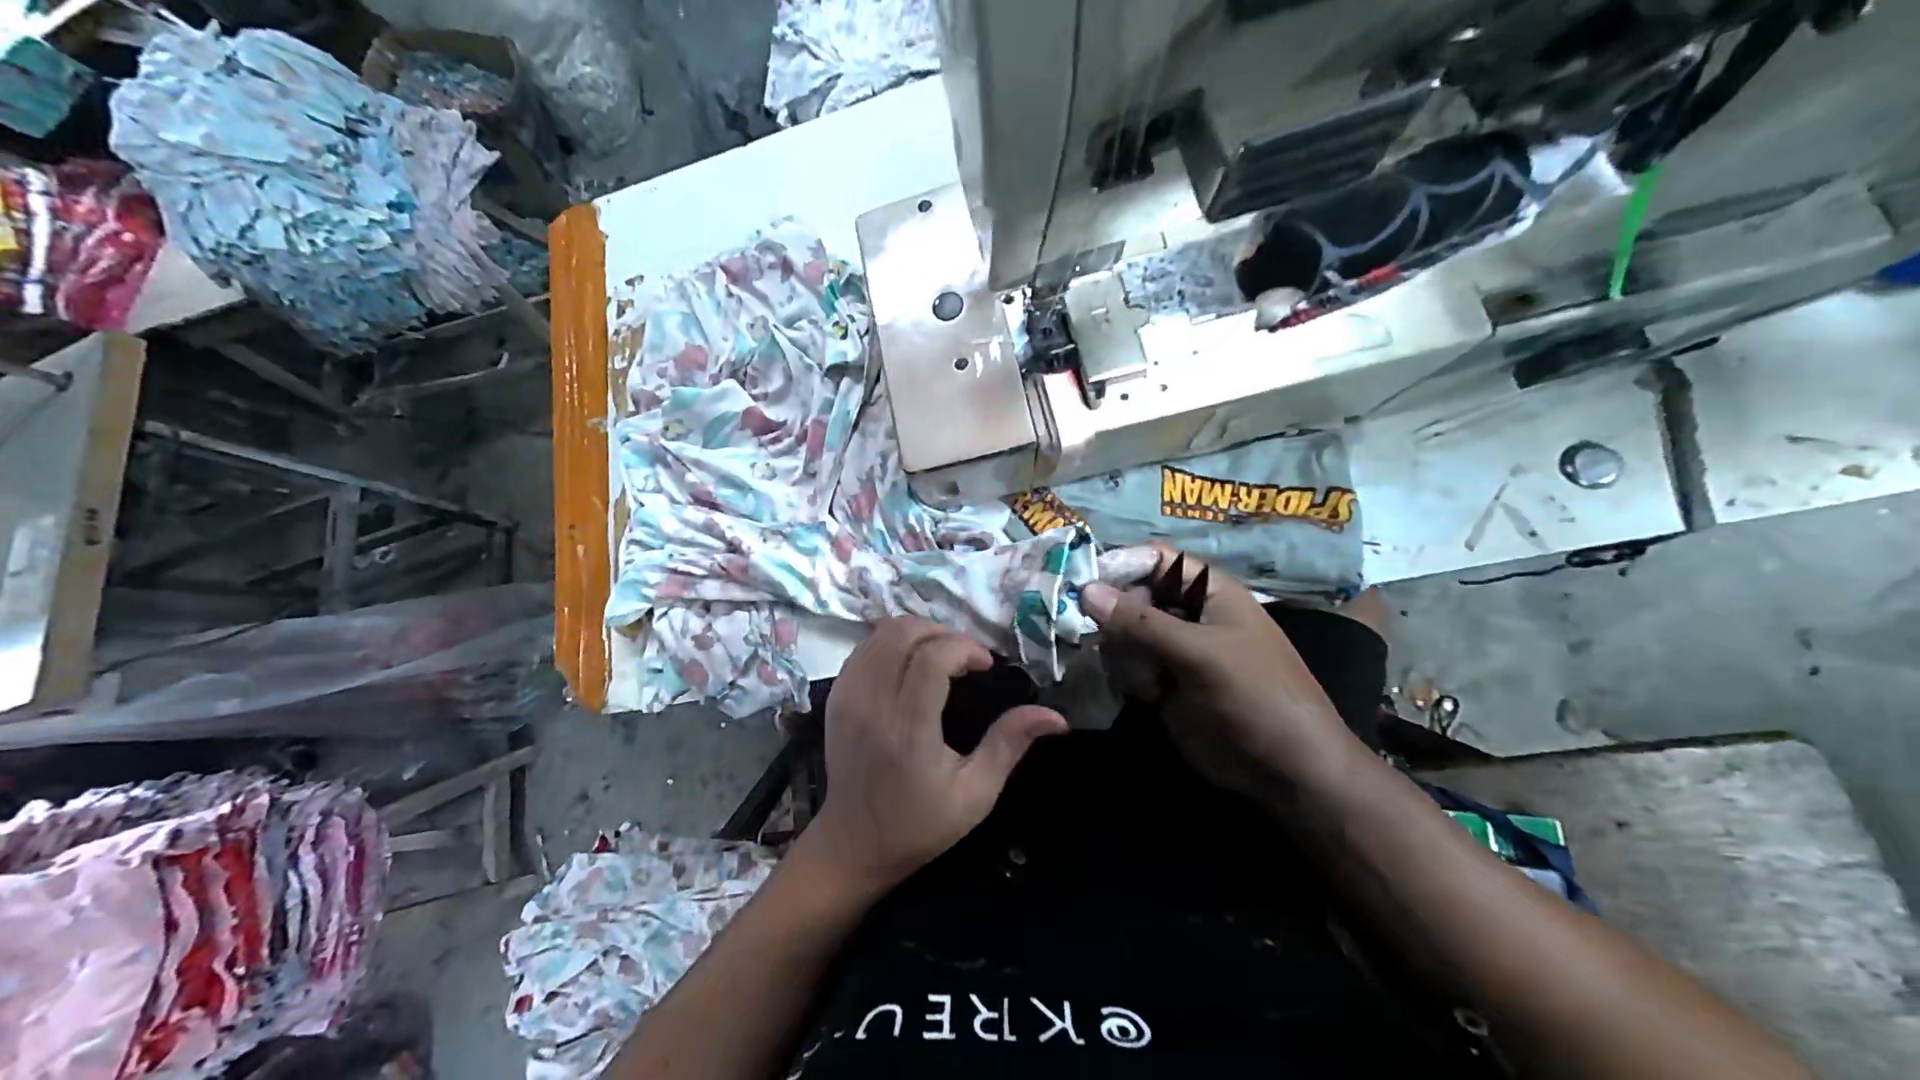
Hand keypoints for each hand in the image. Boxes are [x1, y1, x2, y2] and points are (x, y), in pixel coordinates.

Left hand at [802, 617, 1066, 888]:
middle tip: (966, 659)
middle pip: (903, 632)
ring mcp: (847, 697)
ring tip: (941, 658)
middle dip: (942, 632)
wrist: (853, 844)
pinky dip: (892, 644)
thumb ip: (1009, 744)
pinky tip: (910, 666)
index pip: (931, 657)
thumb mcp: (975, 794)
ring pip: (881, 633)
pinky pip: (864, 648)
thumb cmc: (919, 825)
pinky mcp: (835, 697)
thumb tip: (1056, 716)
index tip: (986, 666)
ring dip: (918, 633)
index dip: (965, 647)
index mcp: (907, 729)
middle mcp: (871, 704)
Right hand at [1080, 549, 1364, 799]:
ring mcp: (1172, 652)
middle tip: (1079, 631)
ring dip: (1110, 648)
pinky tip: (1127, 689)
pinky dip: (1117, 674)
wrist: (1287, 771)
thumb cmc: (1256, 696)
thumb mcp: (1201, 653)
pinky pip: (1126, 667)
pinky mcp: (1161, 685)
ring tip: (1120, 669)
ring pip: (1123, 634)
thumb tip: (1086, 590)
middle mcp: (1187, 615)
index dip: (1118, 566)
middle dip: (1106, 612)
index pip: (1153, 560)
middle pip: (1131, 596)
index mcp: (1208, 591)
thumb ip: (1142, 623)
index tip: (1077, 583)